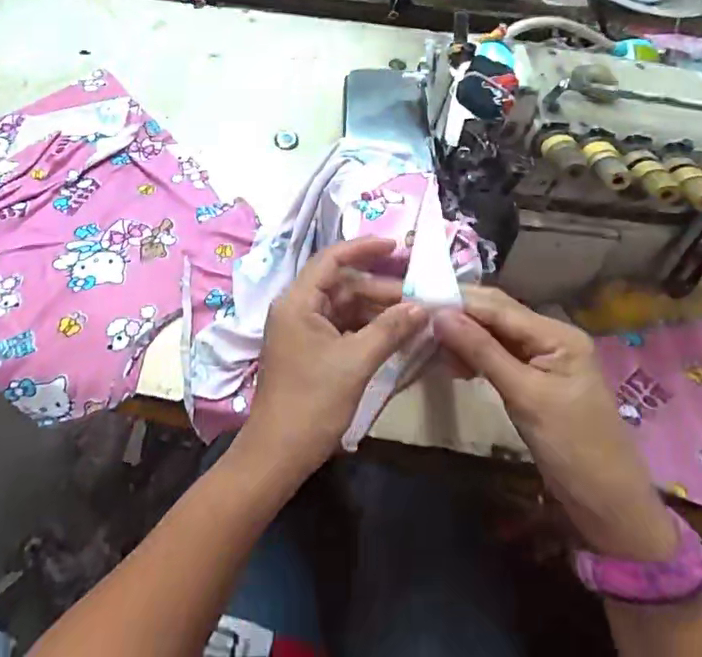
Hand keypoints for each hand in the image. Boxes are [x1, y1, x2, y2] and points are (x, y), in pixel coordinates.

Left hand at [239, 237, 429, 475]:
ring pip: (345, 307)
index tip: (397, 247)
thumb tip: (422, 307)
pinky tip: (397, 334)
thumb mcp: (355, 362)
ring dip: (378, 310)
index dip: (364, 249)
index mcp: (297, 301)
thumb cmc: (312, 401)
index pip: (332, 260)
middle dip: (380, 287)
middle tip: (420, 294)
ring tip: (416, 315)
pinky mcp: (311, 351)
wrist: (279, 453)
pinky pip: (343, 327)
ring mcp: (303, 331)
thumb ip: (389, 330)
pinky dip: (369, 328)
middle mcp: (297, 308)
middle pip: (342, 284)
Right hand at [433, 285, 677, 561]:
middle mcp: (551, 336)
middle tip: (415, 320)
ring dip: (462, 336)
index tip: (416, 301)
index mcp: (557, 334)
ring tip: (427, 343)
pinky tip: (450, 362)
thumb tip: (439, 315)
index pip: (498, 306)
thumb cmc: (572, 448)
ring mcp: (543, 358)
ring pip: (494, 334)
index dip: (457, 302)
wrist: (609, 505)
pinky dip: (474, 356)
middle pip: (496, 314)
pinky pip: (498, 355)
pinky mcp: (534, 378)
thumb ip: (482, 351)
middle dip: (458, 315)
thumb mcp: (524, 397)